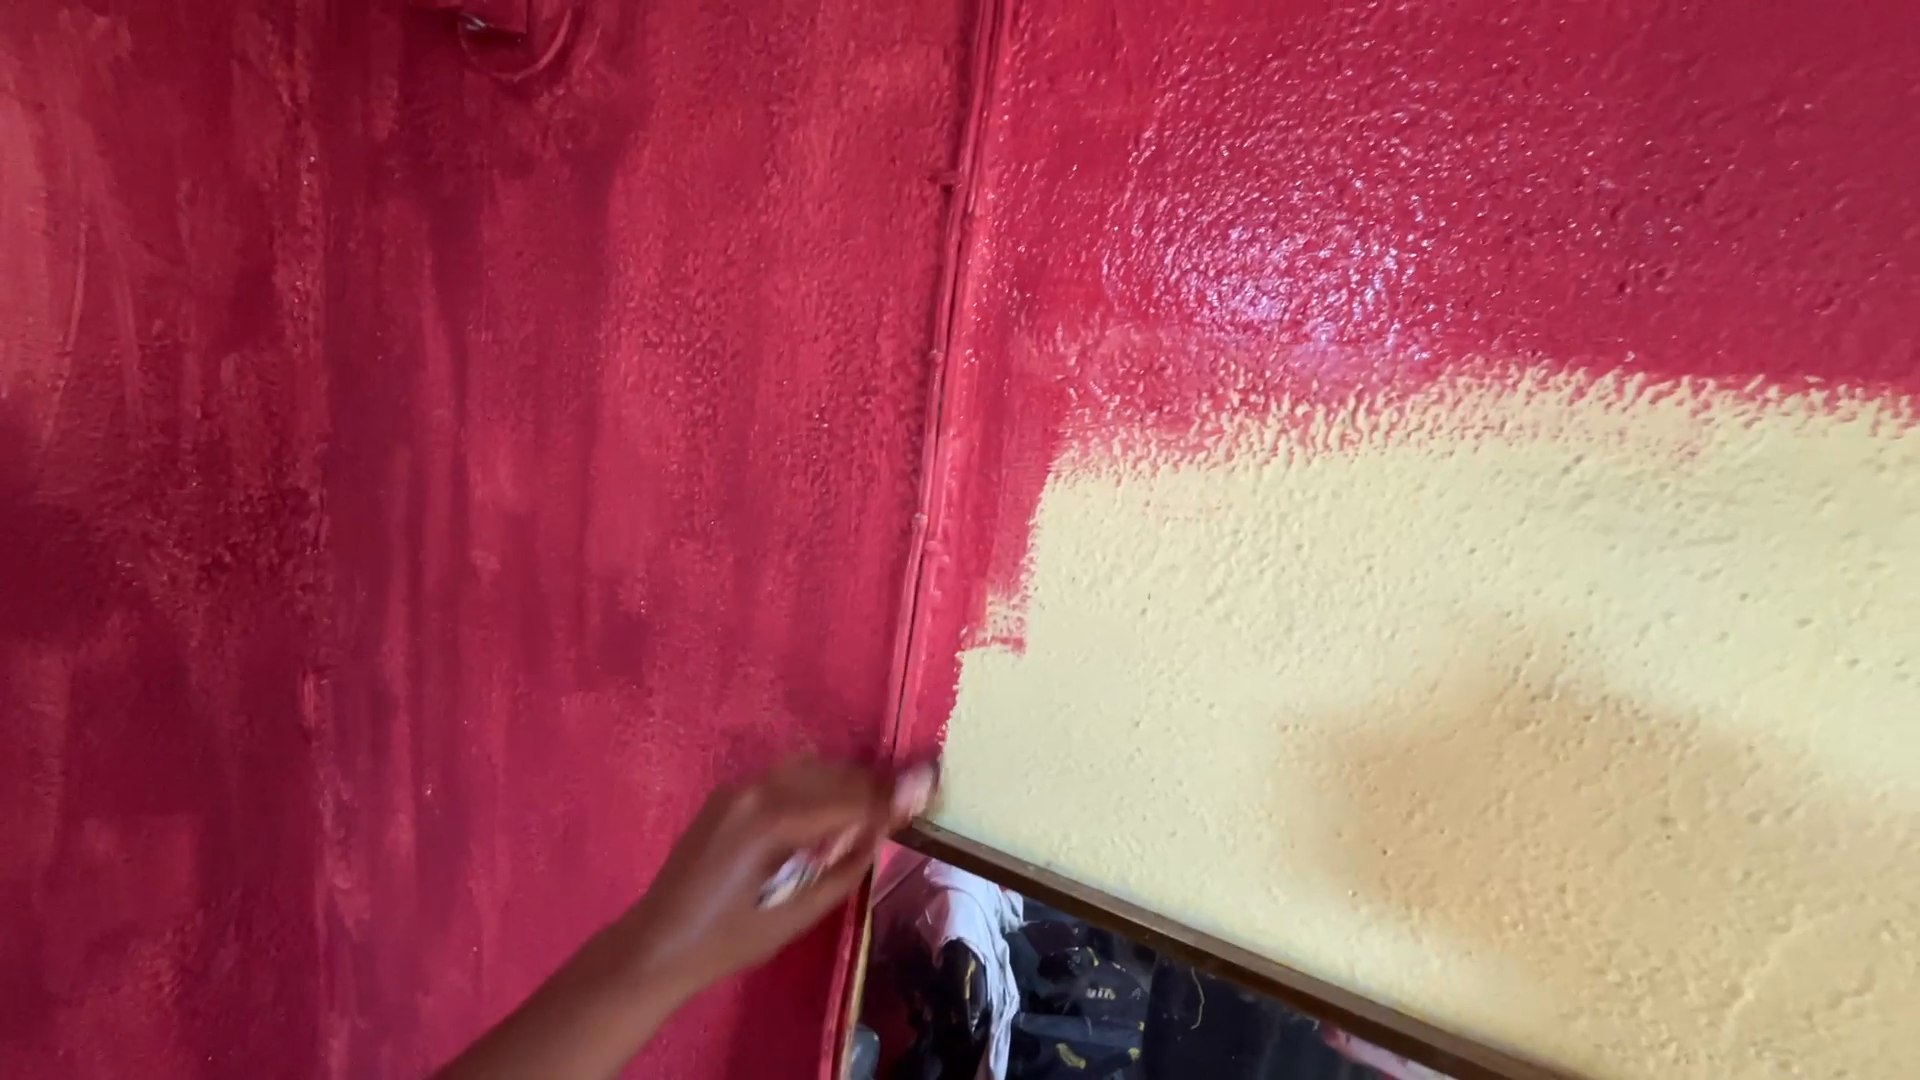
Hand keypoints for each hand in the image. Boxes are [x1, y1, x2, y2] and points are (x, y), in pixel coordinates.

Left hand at [609, 758, 937, 1002]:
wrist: (659, 941)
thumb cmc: (735, 938)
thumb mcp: (802, 910)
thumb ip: (849, 863)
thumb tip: (885, 827)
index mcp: (774, 821)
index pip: (850, 799)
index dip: (892, 794)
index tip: (928, 783)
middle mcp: (759, 789)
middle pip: (834, 773)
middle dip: (874, 783)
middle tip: (908, 793)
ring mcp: (741, 785)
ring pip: (812, 766)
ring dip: (846, 779)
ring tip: (872, 800)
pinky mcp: (730, 789)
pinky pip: (787, 774)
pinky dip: (817, 781)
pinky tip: (829, 803)